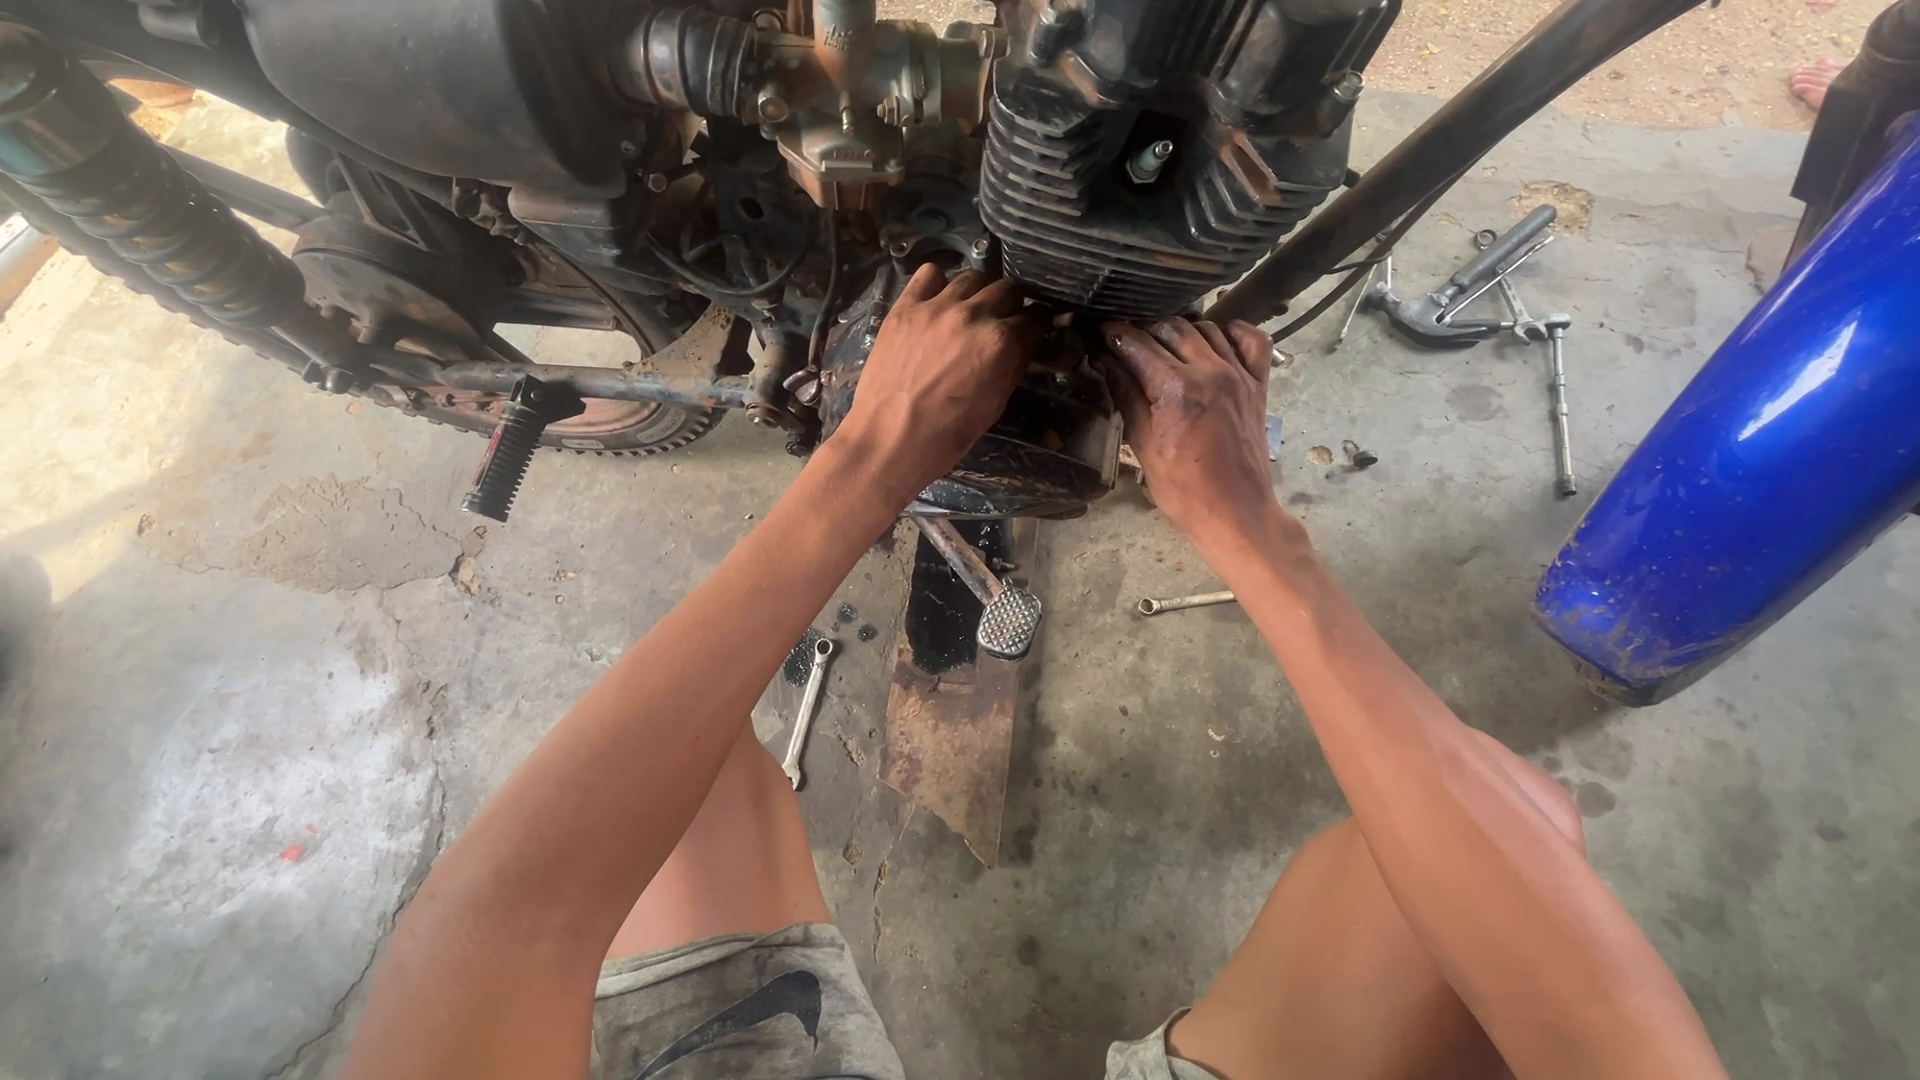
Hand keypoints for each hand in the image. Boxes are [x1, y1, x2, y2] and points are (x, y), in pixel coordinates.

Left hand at [832, 263, 1042, 502]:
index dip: (1040, 325)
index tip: (1036, 330)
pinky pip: (929, 274)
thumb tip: (1027, 346)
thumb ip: (1013, 367)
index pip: (1036, 318)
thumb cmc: (945, 436)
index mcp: (1000, 343)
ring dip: (980, 291)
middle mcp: (972, 315)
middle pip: (1008, 289)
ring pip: (972, 277)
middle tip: (1006, 320)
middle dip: (1014, 304)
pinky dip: (940, 283)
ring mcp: (936, 307)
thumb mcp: (993, 407)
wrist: (888, 441)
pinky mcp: (905, 307)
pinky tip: (939, 301)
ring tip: (973, 309)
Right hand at [1100, 318, 1303, 553]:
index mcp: (1177, 389)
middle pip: (1172, 329)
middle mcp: (1211, 372)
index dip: (1115, 336)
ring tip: (1163, 347)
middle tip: (1127, 345)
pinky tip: (1215, 342)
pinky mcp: (1258, 386)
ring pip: (1207, 328)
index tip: (1100, 333)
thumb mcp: (1144, 446)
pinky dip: (1232, 333)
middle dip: (1145, 331)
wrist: (1235, 514)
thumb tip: (1106, 364)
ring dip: (1181, 331)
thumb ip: (1127, 397)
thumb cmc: (1185, 491)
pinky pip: (1252, 341)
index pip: (1138, 346)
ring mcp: (1239, 376)